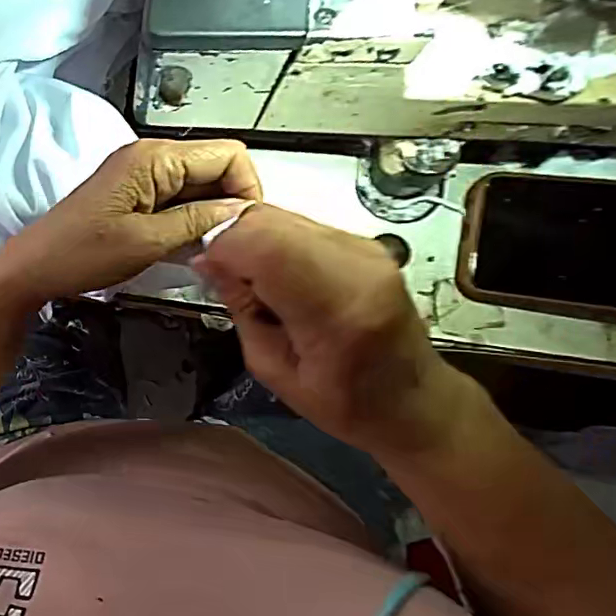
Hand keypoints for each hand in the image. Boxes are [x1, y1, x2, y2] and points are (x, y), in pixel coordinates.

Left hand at [0, 139, 261, 307]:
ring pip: (194, 187)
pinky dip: (184, 221)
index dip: (246, 188)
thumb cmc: (81, 255)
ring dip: (206, 216)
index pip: (228, 155)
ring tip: (206, 251)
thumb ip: (198, 221)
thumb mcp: (147, 241)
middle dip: (227, 204)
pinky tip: (184, 248)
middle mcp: (148, 157)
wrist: (31, 268)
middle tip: (229, 245)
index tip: (246, 229)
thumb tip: (241, 211)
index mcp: (154, 158)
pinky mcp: (129, 195)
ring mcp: (137, 176)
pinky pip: (172, 201)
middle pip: (213, 169)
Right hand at [192, 204, 486, 458]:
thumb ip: (241, 307)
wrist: (411, 400)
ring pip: (280, 215)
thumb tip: (207, 262)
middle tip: (221, 275)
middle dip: (231, 240)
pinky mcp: (364, 242)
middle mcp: (358, 265)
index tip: (204, 270)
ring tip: (248, 279)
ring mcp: (365, 248)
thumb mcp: (271, 366)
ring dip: (250, 240)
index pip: (265, 246)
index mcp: (337, 309)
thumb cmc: (344, 401)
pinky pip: (297, 223)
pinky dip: (270, 241)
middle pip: (269, 221)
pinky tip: (271, 274)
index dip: (222, 249)